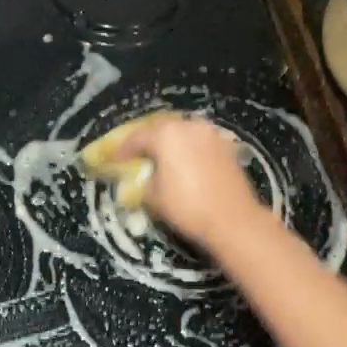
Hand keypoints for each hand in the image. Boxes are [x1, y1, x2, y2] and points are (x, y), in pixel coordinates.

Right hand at [114, 114, 266, 250]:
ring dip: (172, 141)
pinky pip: (201, 141)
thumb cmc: (187, 207)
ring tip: (164, 156)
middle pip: (162, 127)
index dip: (123, 149)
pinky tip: (187, 161)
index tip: (115, 160)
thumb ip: (143, 182)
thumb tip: (142, 179)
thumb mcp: (153, 197)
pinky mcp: (227, 146)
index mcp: (166, 135)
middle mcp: (189, 126)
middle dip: (148, 139)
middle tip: (139, 153)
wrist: (231, 219)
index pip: (137, 137)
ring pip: (185, 131)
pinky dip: (191, 148)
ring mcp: (211, 134)